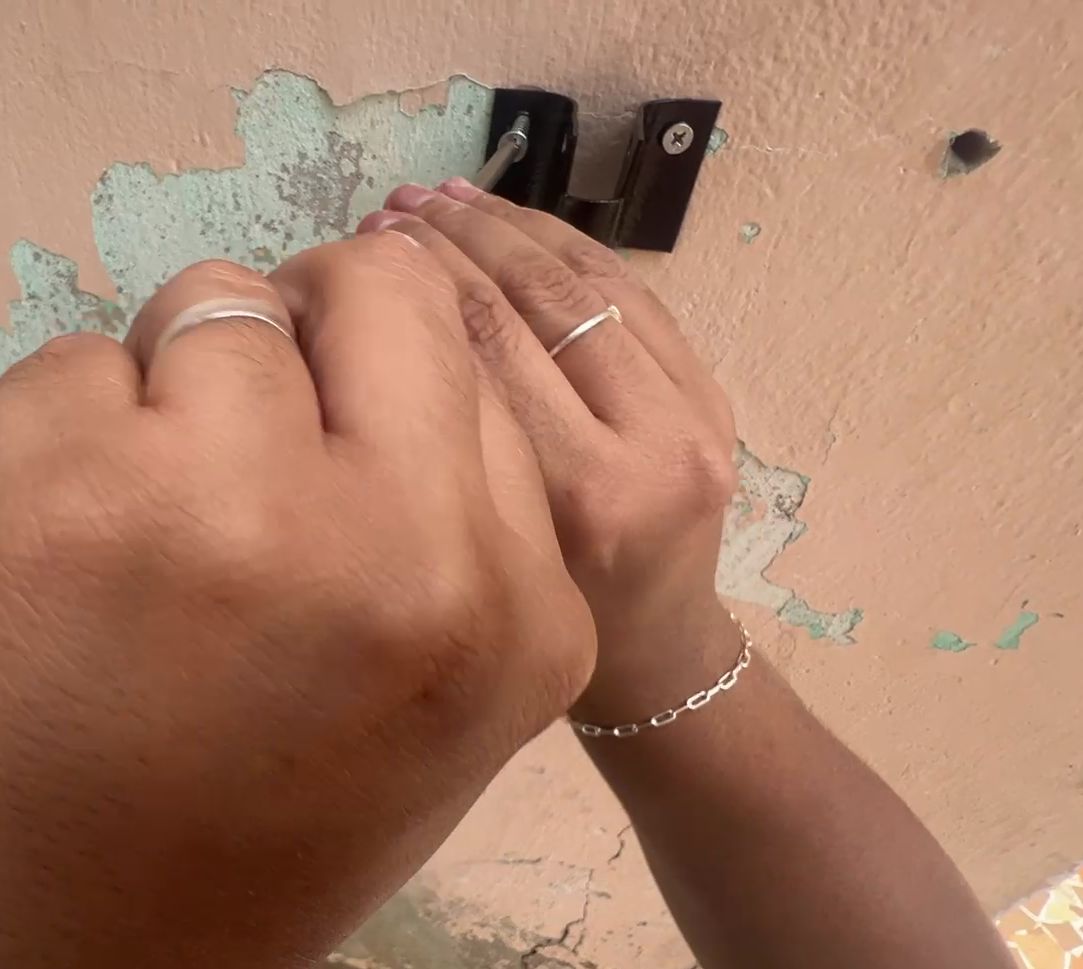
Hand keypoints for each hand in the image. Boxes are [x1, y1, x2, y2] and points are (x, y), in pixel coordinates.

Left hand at [0, 238, 594, 968]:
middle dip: (297, 325)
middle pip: (366, 288)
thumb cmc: (235, 832)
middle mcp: (394, 549)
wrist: (26, 951)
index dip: (378, 367)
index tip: (321, 409)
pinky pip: (73, 362)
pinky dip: (57, 428)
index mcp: (508, 616)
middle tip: (229, 417)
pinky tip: (44, 550)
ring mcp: (216, 508)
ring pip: (211, 304)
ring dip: (167, 383)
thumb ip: (440, 515)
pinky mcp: (55, 488)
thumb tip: (384, 341)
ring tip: (130, 518)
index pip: (463, 359)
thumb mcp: (420, 703)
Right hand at [361, 179, 741, 727]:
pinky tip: (514, 222)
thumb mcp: (480, 555)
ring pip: (593, 285)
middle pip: (543, 306)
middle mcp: (650, 442)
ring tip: (442, 198)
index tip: (370, 246)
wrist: (657, 657)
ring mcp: (696, 410)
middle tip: (394, 208)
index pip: (492, 354)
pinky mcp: (713, 392)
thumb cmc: (543, 628)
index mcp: (582, 496)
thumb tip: (387, 338)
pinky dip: (568, 246)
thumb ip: (451, 449)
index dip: (427, 285)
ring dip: (511, 228)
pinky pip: (633, 295)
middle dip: (462, 243)